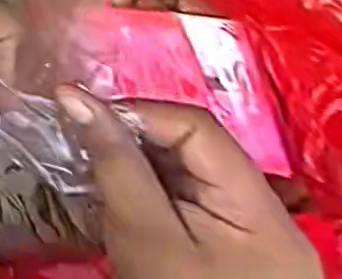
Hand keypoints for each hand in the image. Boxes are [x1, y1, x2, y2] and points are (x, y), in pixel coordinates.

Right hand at [57, 89, 321, 278]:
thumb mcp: (141, 231)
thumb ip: (113, 159)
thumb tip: (71, 94)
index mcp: (261, 211)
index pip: (195, 126)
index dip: (136, 112)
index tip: (84, 117)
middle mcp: (269, 215)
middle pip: (194, 143)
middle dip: (133, 134)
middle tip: (85, 141)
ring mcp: (255, 233)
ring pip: (187, 165)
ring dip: (137, 157)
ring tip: (98, 165)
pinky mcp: (235, 246)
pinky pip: (188, 191)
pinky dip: (149, 181)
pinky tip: (122, 191)